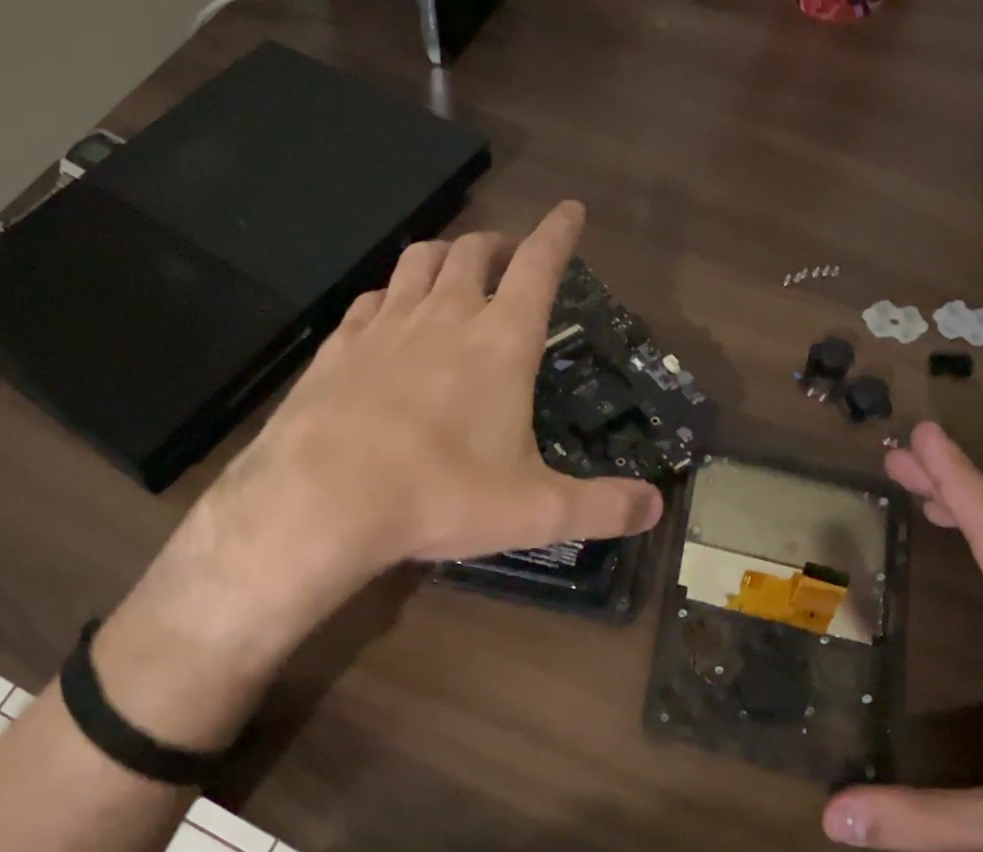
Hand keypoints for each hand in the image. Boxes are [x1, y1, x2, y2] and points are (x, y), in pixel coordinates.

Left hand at [219, 199, 661, 579]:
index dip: (560, 234)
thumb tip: (656, 507)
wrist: (326, 496)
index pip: (540, 267)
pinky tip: (388, 311)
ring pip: (420, 261)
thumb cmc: (440, 495)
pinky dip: (391, 293)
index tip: (571, 210)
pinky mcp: (339, 344)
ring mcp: (385, 324)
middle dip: (500, 245)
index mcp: (501, 342)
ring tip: (454, 267)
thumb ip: (600, 507)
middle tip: (511, 255)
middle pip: (476, 252)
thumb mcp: (534, 511)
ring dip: (445, 255)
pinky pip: (372, 298)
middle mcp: (445, 315)